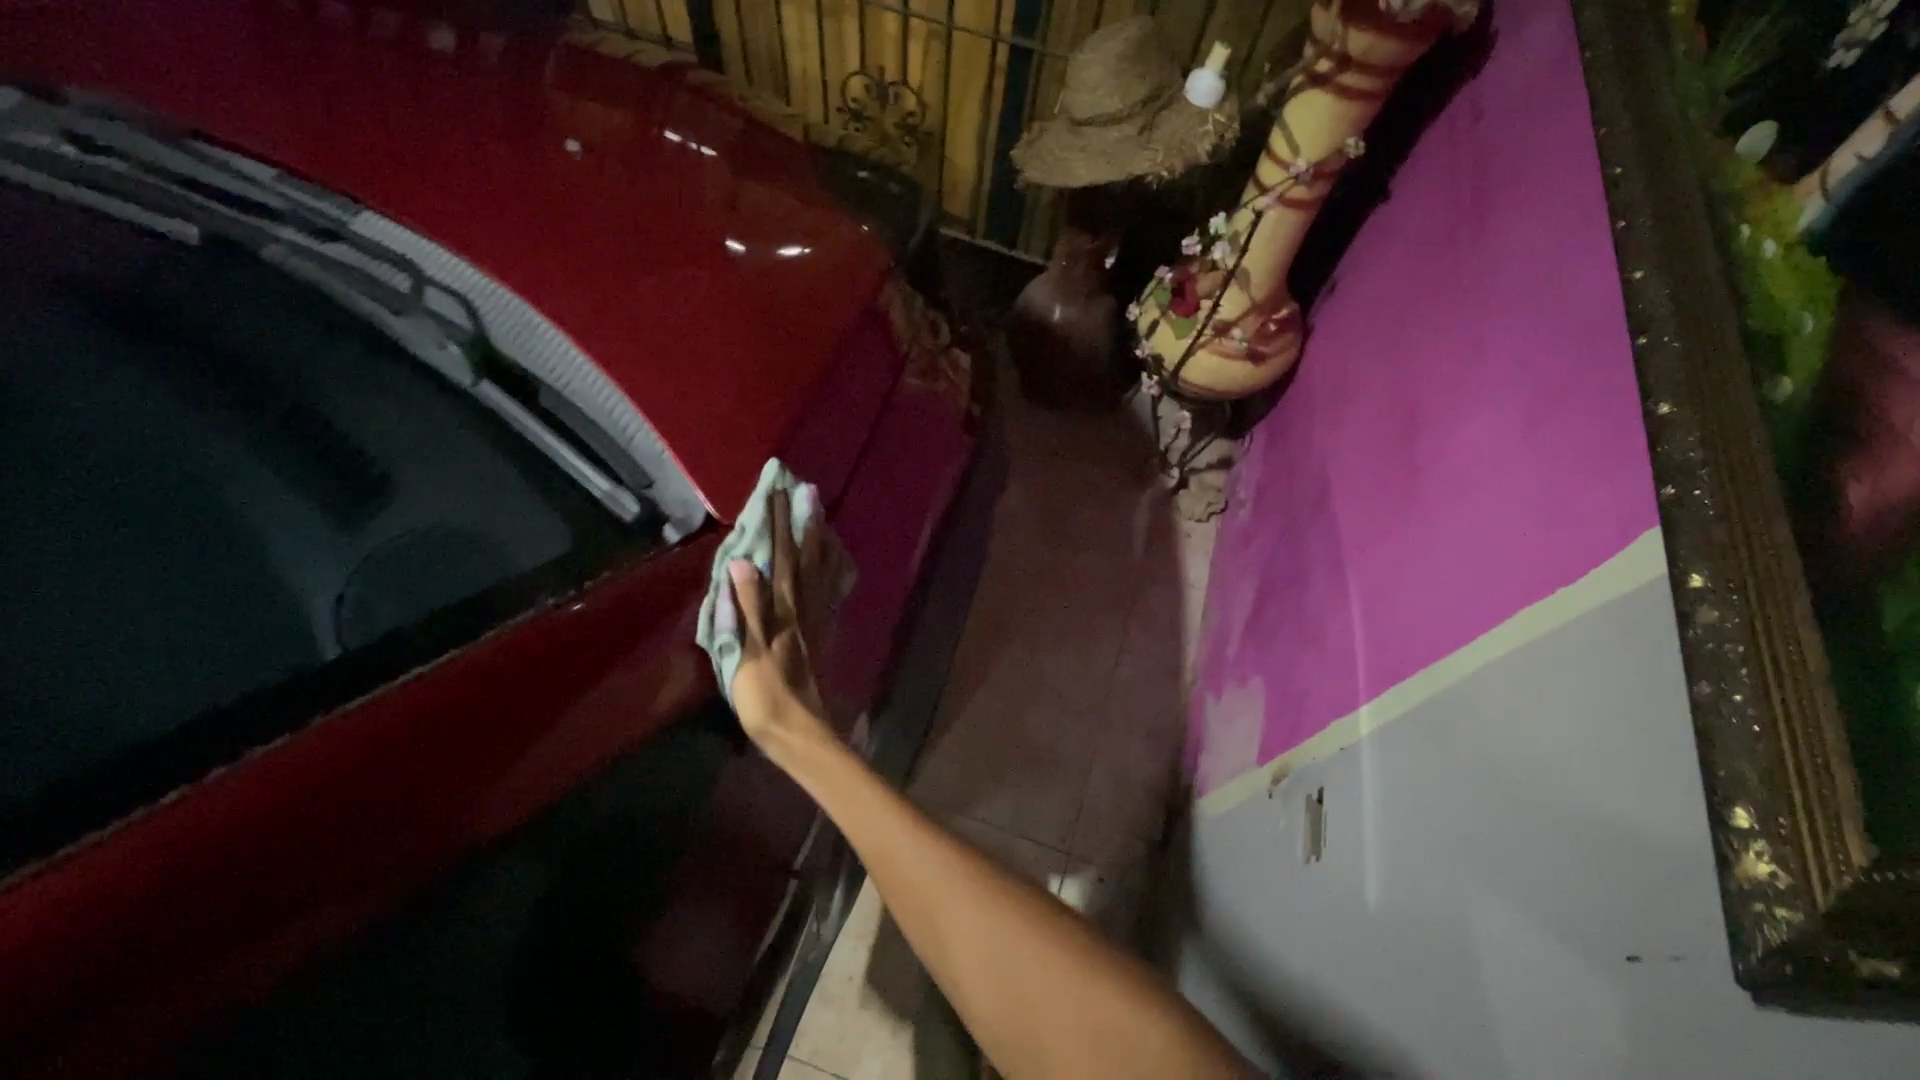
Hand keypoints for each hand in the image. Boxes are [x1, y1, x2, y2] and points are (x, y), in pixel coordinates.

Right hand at [727, 486, 838, 758]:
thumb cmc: (765, 696)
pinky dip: (833, 572)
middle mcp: (804, 609)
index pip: (780, 557)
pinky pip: (830, 593)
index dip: (779, 525)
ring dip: (821, 542)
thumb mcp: (748, 653)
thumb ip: (747, 607)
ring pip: (822, 572)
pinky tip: (835, 564)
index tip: (779, 493)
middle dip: (805, 524)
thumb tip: (743, 561)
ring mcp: (816, 622)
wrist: (800, 732)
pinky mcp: (821, 637)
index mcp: (783, 610)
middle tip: (810, 491)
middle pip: (805, 558)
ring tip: (824, 517)